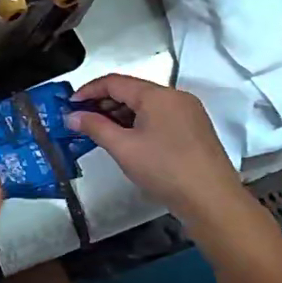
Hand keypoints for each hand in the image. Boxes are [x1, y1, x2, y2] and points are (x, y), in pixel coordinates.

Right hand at [67, 74, 246, 223]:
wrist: (212, 201)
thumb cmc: (164, 169)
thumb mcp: (123, 148)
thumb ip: (94, 127)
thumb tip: (71, 116)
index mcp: (157, 95)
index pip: (115, 82)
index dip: (88, 90)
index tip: (69, 105)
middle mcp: (175, 97)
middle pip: (131, 91)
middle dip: (103, 103)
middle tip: (81, 120)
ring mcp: (188, 112)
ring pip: (146, 104)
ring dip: (120, 113)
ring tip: (100, 131)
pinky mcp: (194, 129)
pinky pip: (159, 116)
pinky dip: (138, 122)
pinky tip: (126, 139)